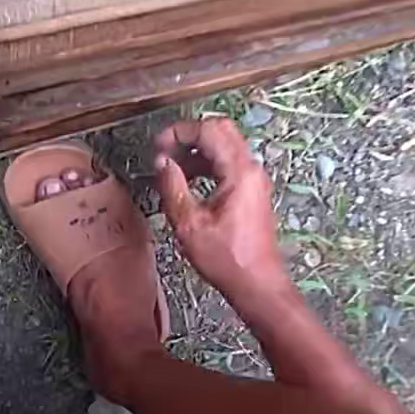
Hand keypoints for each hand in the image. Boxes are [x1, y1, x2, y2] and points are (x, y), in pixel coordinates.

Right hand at [155, 118, 289, 299]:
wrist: (256, 283)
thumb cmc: (227, 259)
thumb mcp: (188, 223)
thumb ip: (172, 186)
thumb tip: (161, 163)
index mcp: (239, 173)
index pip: (209, 130)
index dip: (179, 132)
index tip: (158, 145)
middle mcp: (251, 170)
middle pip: (221, 130)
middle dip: (188, 135)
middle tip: (164, 150)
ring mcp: (254, 180)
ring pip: (224, 146)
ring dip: (195, 151)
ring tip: (170, 169)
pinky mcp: (251, 191)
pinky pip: (227, 164)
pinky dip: (204, 165)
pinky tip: (186, 182)